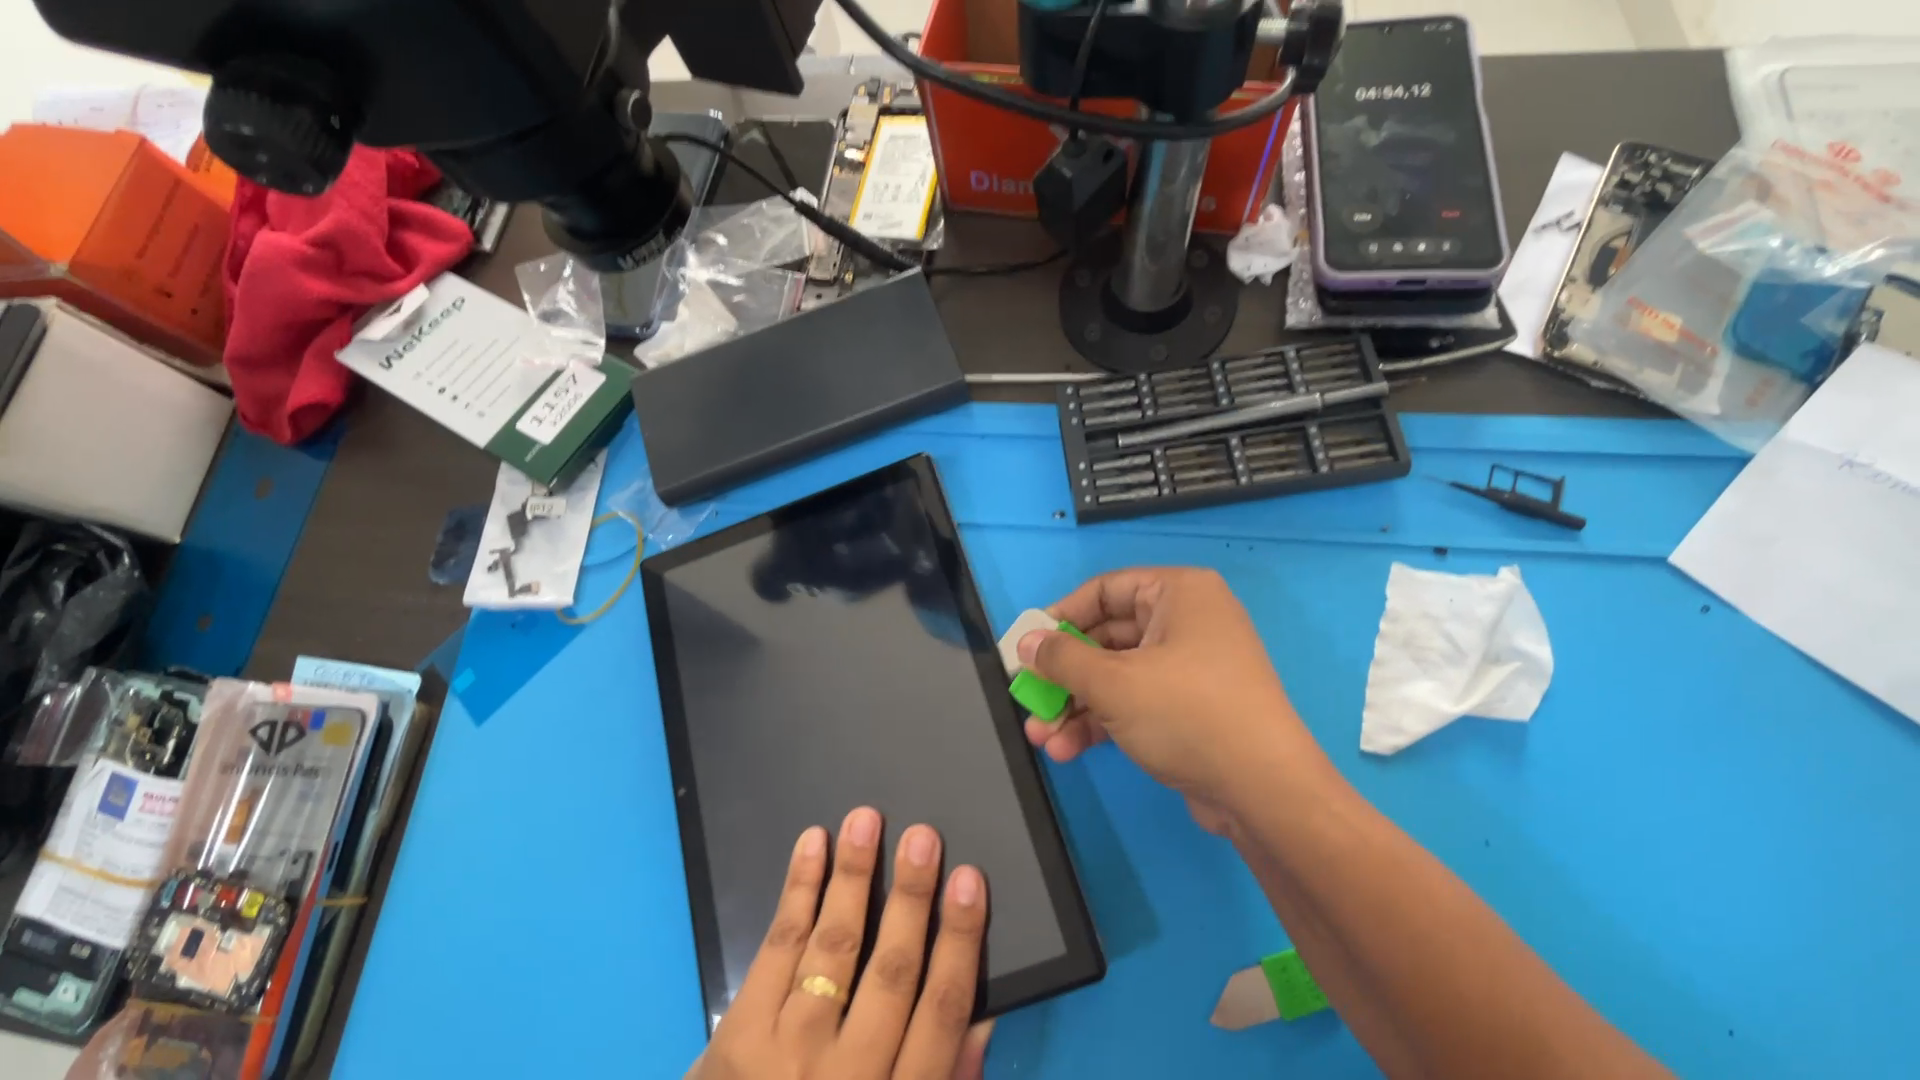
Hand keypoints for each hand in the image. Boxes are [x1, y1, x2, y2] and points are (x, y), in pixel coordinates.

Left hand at [688, 809, 993, 1079]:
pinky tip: (814, 848)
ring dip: (853, 877)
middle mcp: (848, 1073)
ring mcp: (787, 1049)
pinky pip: (777, 946)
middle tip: (924, 837)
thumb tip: (983, 1018)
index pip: (940, 1013)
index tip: (969, 882)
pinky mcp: (740, 1030)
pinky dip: (798, 890)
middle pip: (890, 972)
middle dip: (911, 898)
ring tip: (866, 821)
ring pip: (833, 948)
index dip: (959, 942)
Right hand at [1018, 567, 1318, 809]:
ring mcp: (1190, 668)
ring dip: (1076, 705)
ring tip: (1041, 737)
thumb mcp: (1114, 683)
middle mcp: (1187, 622)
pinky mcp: (1190, 709)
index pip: (1104, 590)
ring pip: (1116, 676)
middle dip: (1063, 674)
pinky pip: (1135, 702)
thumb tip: (1025, 643)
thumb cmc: (1187, 714)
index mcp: (1179, 594)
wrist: (1264, 790)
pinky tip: (1068, 750)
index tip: (1026, 646)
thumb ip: (1061, 659)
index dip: (1059, 617)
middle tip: (1027, 698)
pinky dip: (1102, 722)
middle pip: (1106, 638)